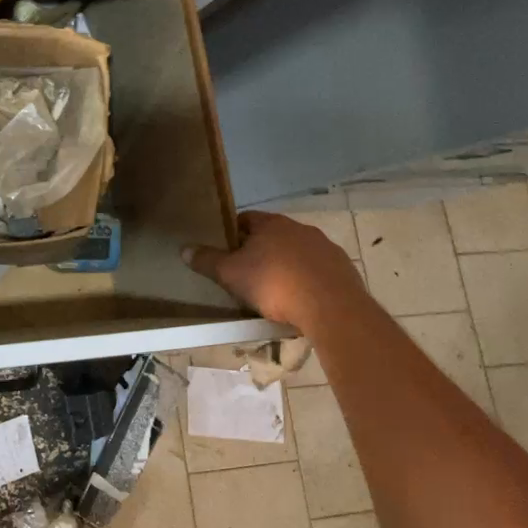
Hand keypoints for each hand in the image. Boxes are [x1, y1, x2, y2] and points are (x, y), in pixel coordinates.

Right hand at [182, 211, 369, 331]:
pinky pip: (318, 270)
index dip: (233, 233)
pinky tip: (301, 299)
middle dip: (260, 251)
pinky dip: (308, 279)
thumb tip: (184, 249)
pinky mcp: (344, 269)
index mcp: (271, 224)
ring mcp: (325, 248)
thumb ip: (207, 261)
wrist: (331, 308)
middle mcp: (300, 229)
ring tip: (275, 290)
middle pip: (273, 235)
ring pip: (298, 252)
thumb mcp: (230, 274)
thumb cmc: (274, 284)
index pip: (246, 219)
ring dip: (286, 265)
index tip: (226, 251)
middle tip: (247, 273)